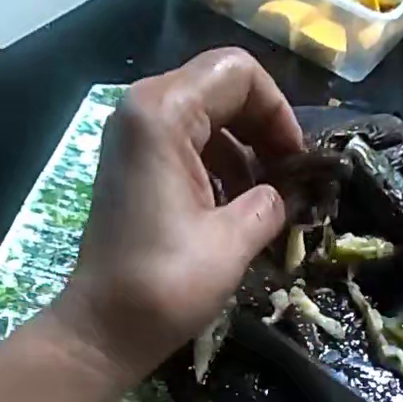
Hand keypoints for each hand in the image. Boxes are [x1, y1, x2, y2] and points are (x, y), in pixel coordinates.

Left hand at [47, 48, 303, 382]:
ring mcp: (138, 139)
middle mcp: (145, 111)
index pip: (238, 74)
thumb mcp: (233, 242)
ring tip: (272, 199)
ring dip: (250, 152)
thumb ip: (271, 204)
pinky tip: (241, 208)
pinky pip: (193, 145)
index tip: (297, 162)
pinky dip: (226, 167)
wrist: (105, 327)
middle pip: (224, 89)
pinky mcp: (139, 167)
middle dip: (267, 129)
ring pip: (211, 118)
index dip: (279, 112)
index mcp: (163, 114)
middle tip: (293, 178)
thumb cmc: (166, 284)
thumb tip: (287, 195)